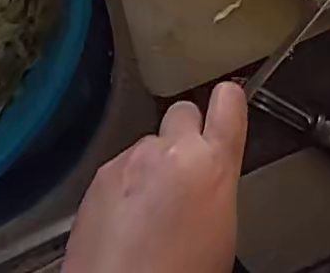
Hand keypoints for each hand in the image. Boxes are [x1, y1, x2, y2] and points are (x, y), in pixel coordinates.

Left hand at [64, 81, 247, 272]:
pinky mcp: (100, 177)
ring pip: (149, 143)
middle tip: (180, 172)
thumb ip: (217, 182)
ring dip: (149, 166)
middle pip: (183, 112)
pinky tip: (122, 224)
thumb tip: (209, 172)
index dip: (227, 102)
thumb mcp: (221, 229)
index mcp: (213, 163)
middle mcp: (173, 150)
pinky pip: (119, 167)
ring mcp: (134, 160)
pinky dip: (122, 187)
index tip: (225, 106)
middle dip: (182, 135)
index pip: (229, 100)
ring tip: (146, 212)